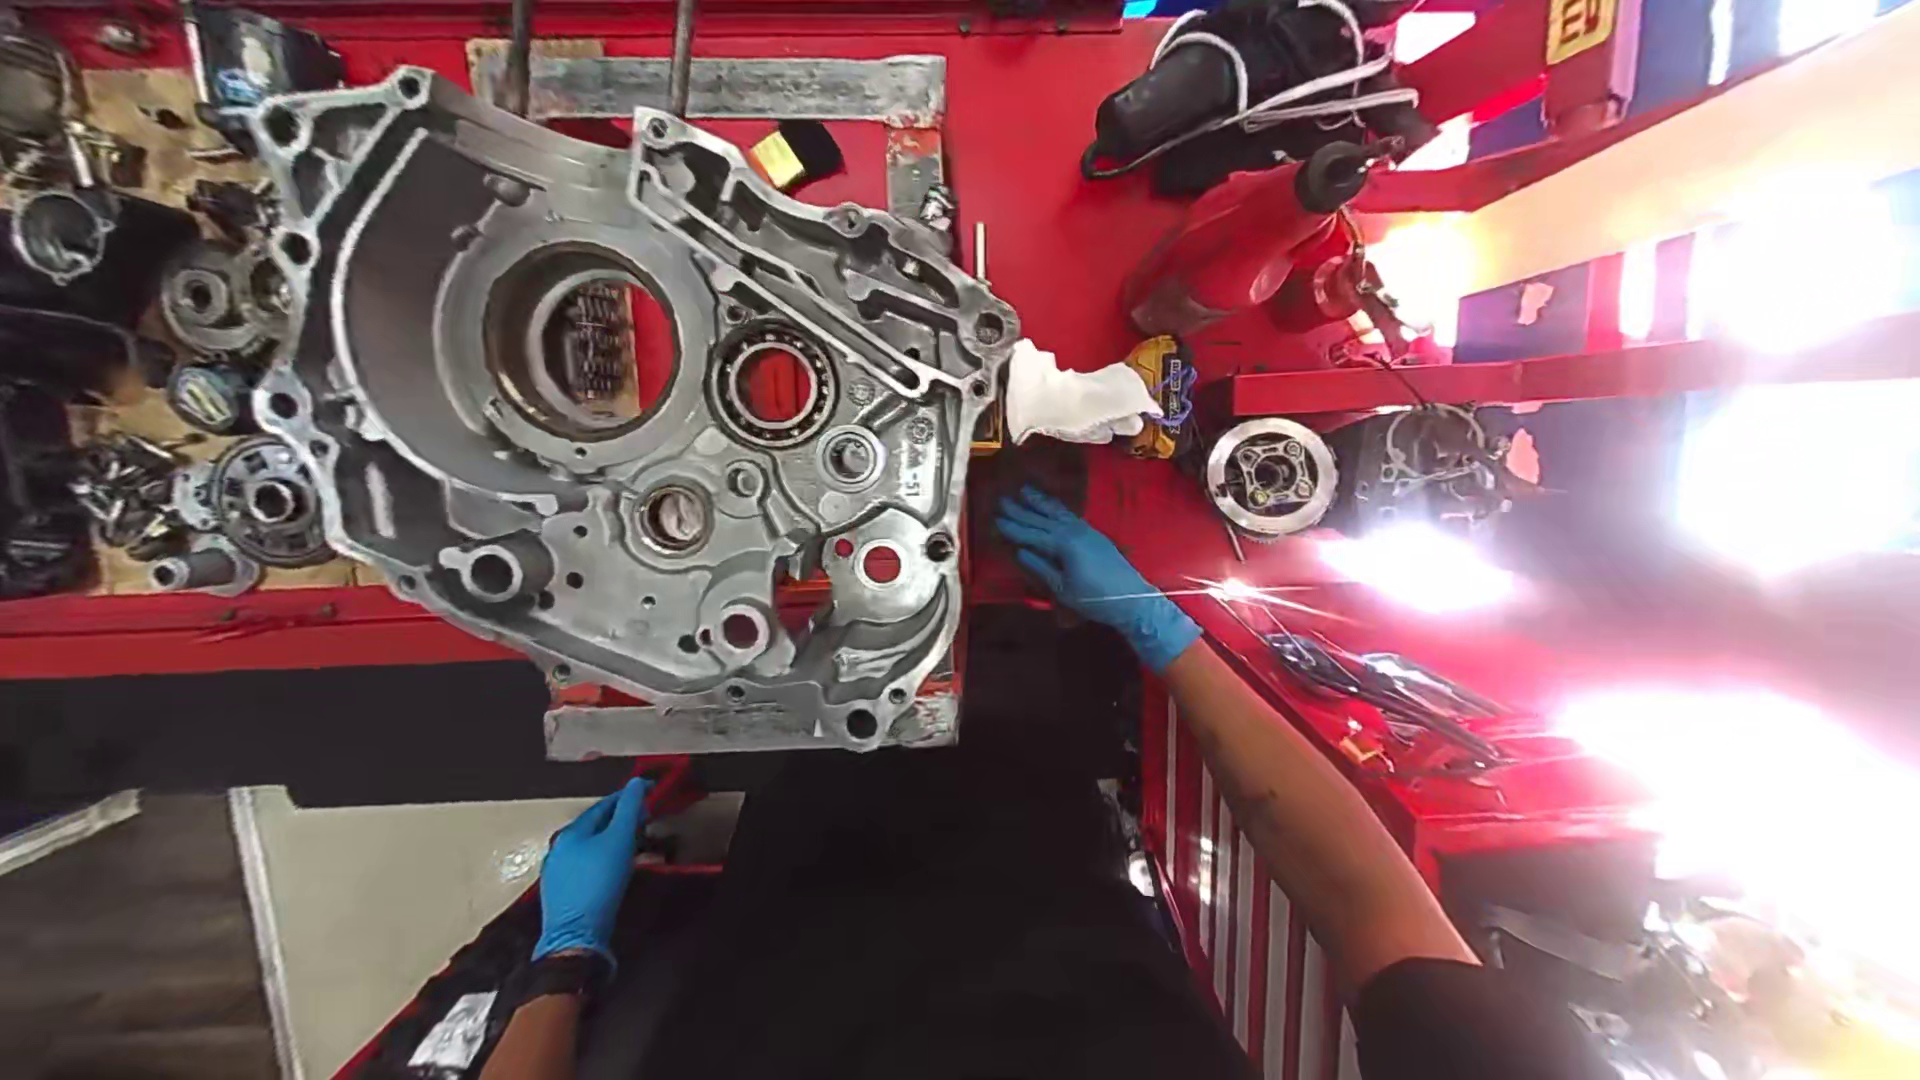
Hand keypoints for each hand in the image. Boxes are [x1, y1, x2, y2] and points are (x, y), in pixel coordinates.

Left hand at [534, 777, 650, 962]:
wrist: (575, 937)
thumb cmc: (600, 881)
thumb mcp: (620, 840)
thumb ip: (630, 808)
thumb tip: (638, 781)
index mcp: (571, 833)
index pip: (605, 804)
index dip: (630, 796)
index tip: (652, 792)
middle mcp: (560, 848)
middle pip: (599, 825)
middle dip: (625, 818)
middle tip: (648, 819)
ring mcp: (558, 872)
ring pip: (594, 845)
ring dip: (618, 839)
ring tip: (640, 841)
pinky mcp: (563, 892)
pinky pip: (590, 863)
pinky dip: (608, 857)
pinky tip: (621, 865)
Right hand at [994, 485, 1200, 672]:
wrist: (1132, 599)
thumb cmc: (1094, 599)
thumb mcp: (1062, 589)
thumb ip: (1040, 567)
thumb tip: (1020, 551)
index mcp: (1063, 544)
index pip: (1031, 533)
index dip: (1012, 527)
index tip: (995, 519)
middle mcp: (1073, 531)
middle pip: (1042, 518)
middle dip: (1021, 509)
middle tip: (1002, 499)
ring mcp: (1086, 530)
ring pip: (1057, 512)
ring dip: (1040, 501)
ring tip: (1025, 490)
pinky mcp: (1094, 534)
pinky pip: (1069, 514)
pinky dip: (1056, 507)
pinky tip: (1052, 506)